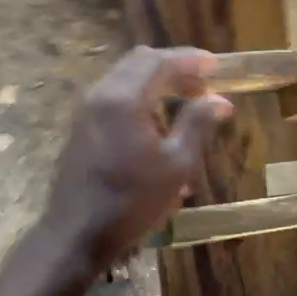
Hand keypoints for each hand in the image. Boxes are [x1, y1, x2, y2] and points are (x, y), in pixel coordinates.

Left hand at [45, 46, 233, 272]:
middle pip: (140, 63)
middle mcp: (101, 95)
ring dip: (157, 84)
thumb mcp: (176, 165)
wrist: (76, 235)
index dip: (191, 60)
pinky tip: (159, 129)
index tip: (217, 66)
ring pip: (126, 80)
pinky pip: (114, 99)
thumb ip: (197, 124)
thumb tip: (220, 100)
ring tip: (186, 106)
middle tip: (203, 85)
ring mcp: (86, 111)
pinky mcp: (81, 129)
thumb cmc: (131, 202)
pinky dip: (140, 100)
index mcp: (124, 99)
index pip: (160, 61)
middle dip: (174, 68)